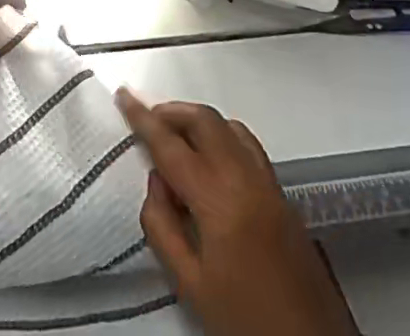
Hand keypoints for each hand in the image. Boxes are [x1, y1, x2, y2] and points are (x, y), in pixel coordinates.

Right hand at [116, 90, 355, 335]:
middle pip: (205, 121)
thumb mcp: (188, 281)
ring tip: (176, 136)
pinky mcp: (286, 198)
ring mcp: (271, 187)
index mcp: (218, 199)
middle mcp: (247, 181)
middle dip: (171, 112)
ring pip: (230, 127)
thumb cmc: (247, 320)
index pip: (170, 144)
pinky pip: (249, 147)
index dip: (142, 117)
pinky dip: (222, 137)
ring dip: (198, 122)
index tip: (124, 96)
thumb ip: (161, 225)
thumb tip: (156, 184)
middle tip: (147, 120)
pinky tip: (210, 159)